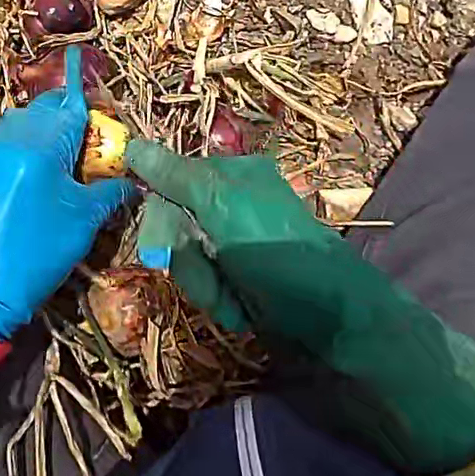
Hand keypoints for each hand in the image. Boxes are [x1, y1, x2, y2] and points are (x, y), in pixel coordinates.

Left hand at [0, 47, 135, 339]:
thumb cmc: (37, 252)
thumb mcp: (83, 221)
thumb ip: (110, 192)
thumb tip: (133, 182)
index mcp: (40, 143)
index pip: (70, 105)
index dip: (87, 107)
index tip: (97, 115)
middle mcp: (8, 135)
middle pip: (42, 109)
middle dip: (63, 120)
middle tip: (78, 148)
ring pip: (15, 123)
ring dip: (36, 133)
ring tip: (49, 165)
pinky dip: (12, 149)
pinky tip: (20, 177)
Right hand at [127, 141, 474, 475]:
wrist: (342, 331)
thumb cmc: (283, 258)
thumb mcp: (225, 209)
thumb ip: (176, 177)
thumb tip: (132, 144)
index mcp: (233, 176)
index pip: (168, 182)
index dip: (161, 216)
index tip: (161, 245)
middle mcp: (233, 205)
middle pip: (174, 225)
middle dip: (188, 258)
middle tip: (213, 275)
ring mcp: (238, 245)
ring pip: (187, 260)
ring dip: (204, 285)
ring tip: (235, 300)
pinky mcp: (244, 279)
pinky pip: (206, 284)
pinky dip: (219, 300)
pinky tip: (244, 310)